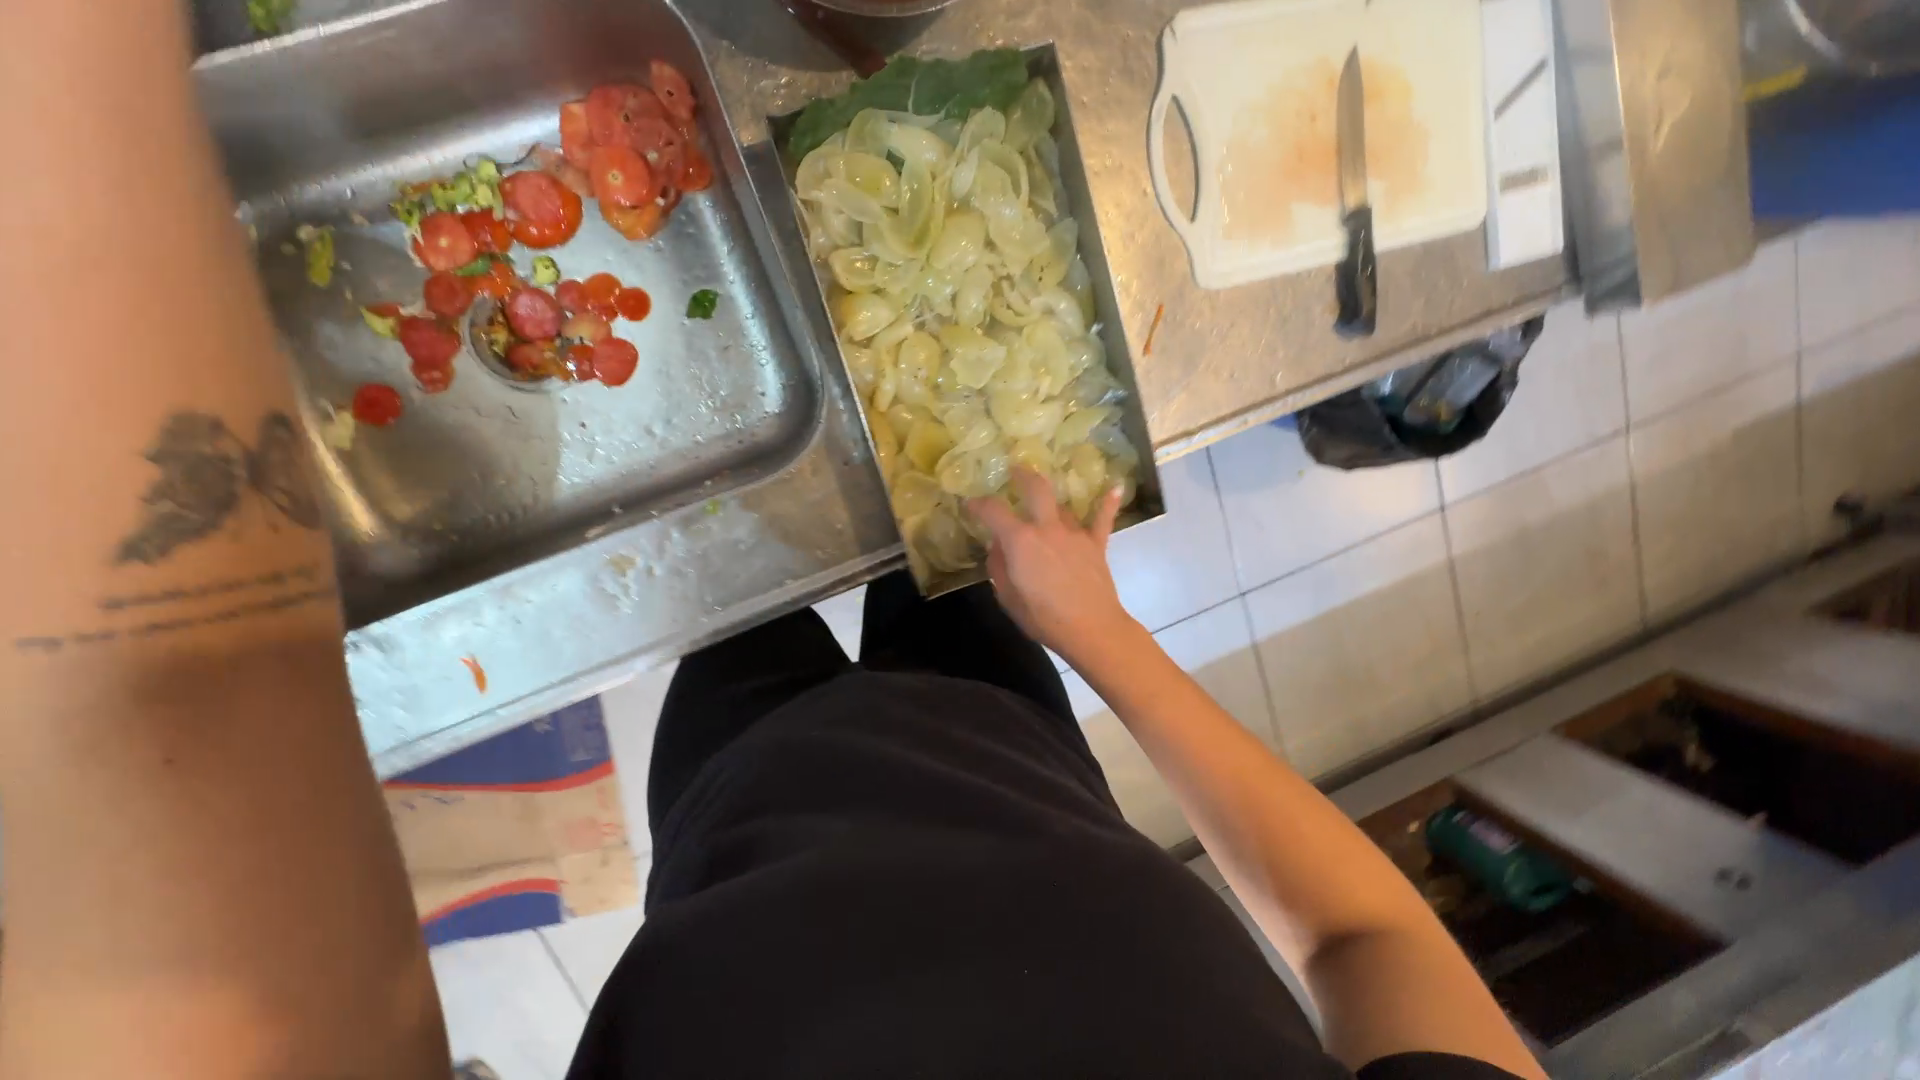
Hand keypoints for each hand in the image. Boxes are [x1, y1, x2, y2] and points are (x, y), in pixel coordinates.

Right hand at [967, 468, 1139, 660]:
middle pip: (1036, 489)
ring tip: (1046, 506)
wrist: (1090, 628)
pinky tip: (1115, 487)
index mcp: (1020, 541)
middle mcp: (1047, 528)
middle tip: (1015, 470)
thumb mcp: (1008, 597)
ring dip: (1052, 504)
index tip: (971, 504)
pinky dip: (1108, 502)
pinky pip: (1102, 519)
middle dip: (1023, 476)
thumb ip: (999, 567)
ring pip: (1062, 506)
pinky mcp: (1096, 545)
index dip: (979, 505)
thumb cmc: (1043, 617)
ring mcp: (1075, 534)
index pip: (994, 512)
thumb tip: (998, 547)